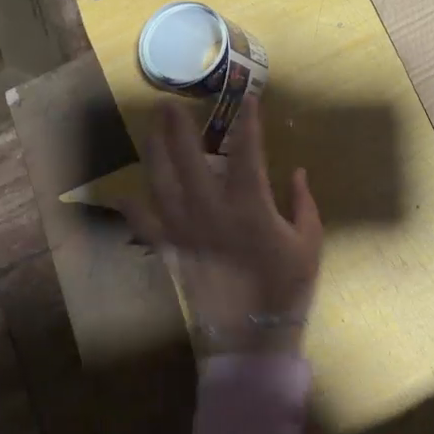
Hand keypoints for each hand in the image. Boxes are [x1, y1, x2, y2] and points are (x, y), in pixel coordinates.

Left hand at [124, 97, 322, 353]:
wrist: (250, 336)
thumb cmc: (287, 285)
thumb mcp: (308, 240)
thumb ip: (302, 202)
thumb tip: (296, 172)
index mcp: (250, 205)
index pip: (247, 151)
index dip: (247, 121)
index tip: (247, 98)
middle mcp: (211, 211)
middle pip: (187, 159)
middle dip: (178, 127)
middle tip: (170, 102)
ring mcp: (185, 231)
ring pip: (161, 183)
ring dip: (155, 152)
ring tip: (152, 128)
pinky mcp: (172, 252)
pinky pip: (145, 224)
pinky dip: (132, 207)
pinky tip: (125, 191)